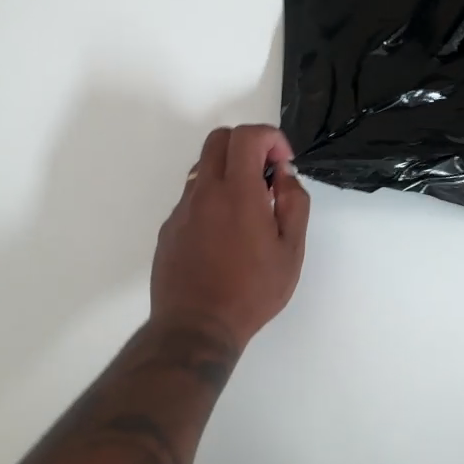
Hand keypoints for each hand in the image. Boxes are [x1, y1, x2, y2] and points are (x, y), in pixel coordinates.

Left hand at [151, 124, 309, 349]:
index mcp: (238, 194)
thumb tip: (284, 176)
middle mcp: (205, 193)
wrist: (197, 326)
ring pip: (204, 167)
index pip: (247, 136)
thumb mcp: (291, 250)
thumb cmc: (252, 291)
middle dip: (249, 144)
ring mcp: (182, 210)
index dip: (271, 138)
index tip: (283, 164)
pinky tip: (228, 234)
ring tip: (250, 209)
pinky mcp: (170, 228)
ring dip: (230, 171)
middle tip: (268, 175)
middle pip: (220, 139)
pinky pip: (193, 196)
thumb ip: (294, 204)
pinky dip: (214, 198)